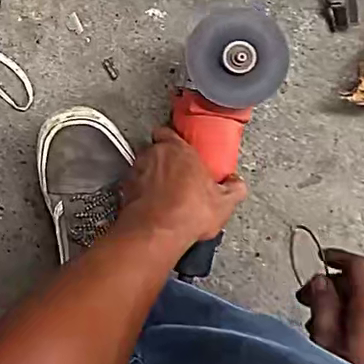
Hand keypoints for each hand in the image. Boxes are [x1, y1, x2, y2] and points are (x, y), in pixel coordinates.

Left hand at [117, 127, 248, 244]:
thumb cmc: (187, 211)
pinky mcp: (126, 186)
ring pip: (143, 165)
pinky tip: (151, 203)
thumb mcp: (223, 203)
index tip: (181, 150)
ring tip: (163, 192)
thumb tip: (237, 184)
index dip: (172, 140)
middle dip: (164, 160)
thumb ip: (234, 188)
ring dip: (151, 174)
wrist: (156, 231)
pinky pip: (133, 182)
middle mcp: (155, 153)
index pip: (168, 132)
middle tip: (176, 176)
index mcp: (179, 149)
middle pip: (156, 149)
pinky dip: (140, 189)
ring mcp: (137, 168)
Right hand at [295, 249, 363, 363]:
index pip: (362, 268)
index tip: (324, 258)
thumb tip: (321, 283)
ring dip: (349, 312)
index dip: (340, 258)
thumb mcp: (325, 344)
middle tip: (311, 302)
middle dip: (336, 290)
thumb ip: (322, 306)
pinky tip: (348, 351)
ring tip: (327, 334)